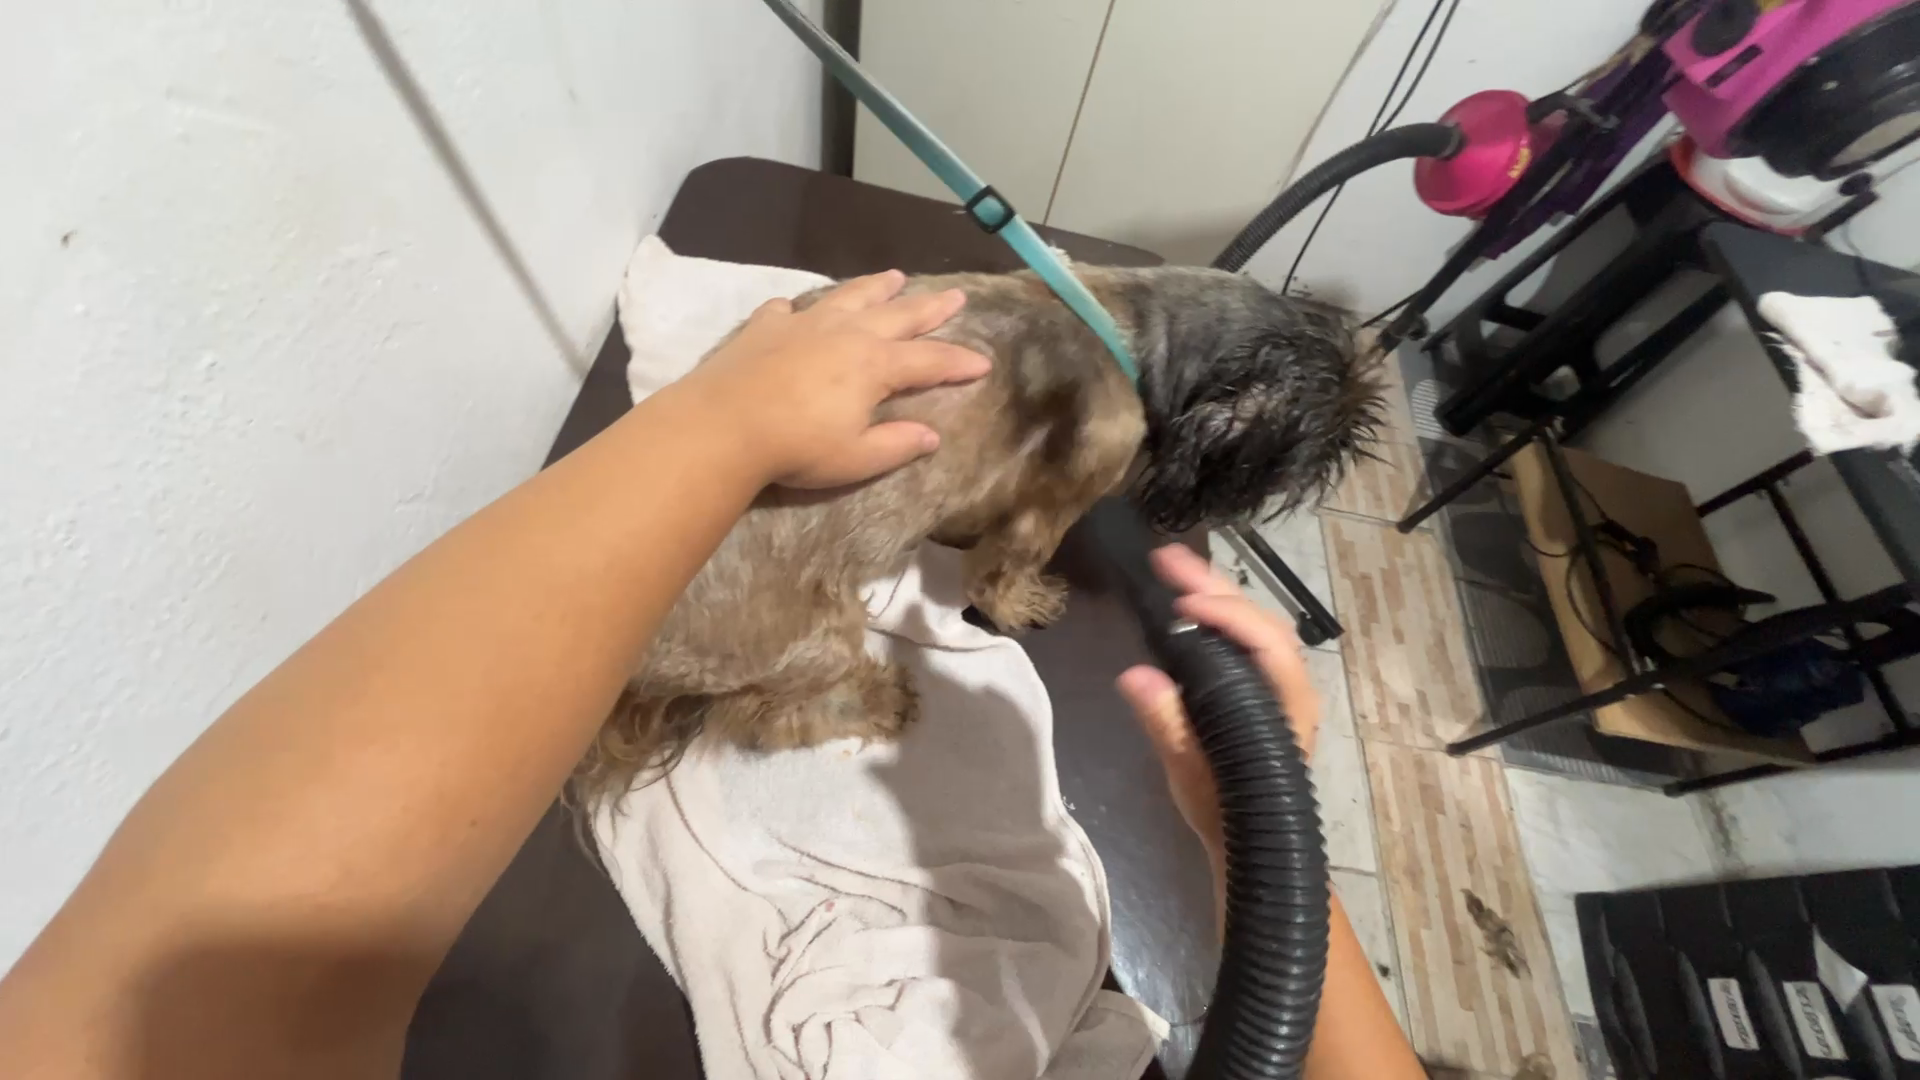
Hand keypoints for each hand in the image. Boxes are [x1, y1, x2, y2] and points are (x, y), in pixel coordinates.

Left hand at [682, 270, 991, 488]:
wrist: (723, 425)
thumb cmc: (797, 447)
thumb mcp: (856, 458)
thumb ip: (897, 444)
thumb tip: (931, 435)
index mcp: (874, 365)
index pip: (930, 360)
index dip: (959, 362)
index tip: (984, 362)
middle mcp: (846, 333)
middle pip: (898, 315)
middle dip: (931, 308)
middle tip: (956, 296)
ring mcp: (804, 323)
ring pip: (850, 296)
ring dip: (876, 287)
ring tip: (895, 276)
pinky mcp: (766, 327)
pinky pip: (790, 310)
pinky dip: (801, 309)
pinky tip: (798, 309)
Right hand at [1116, 544, 1321, 864]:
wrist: (1249, 838)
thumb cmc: (1224, 808)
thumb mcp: (1191, 773)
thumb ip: (1168, 725)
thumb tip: (1135, 676)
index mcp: (1286, 706)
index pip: (1266, 644)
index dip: (1227, 616)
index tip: (1182, 604)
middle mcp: (1288, 686)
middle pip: (1258, 621)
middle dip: (1213, 586)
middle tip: (1166, 558)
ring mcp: (1275, 684)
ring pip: (1251, 624)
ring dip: (1213, 592)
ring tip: (1171, 567)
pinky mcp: (1257, 687)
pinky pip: (1241, 638)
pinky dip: (1214, 613)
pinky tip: (1185, 603)